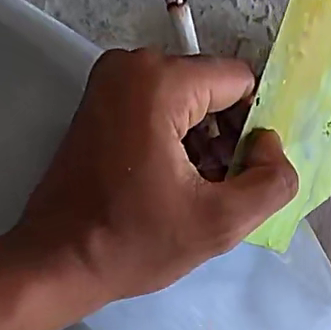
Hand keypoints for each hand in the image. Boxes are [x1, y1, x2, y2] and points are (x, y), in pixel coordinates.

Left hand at [10, 48, 296, 306]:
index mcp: (159, 81)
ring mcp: (105, 85)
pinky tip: (165, 188)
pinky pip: (154, 113)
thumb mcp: (221, 223)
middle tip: (212, 192)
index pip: (240, 83)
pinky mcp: (94, 109)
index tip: (236, 177)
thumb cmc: (133, 243)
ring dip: (199, 146)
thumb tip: (269, 146)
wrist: (57, 263)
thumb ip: (272, 181)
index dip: (252, 131)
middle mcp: (129, 66)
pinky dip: (170, 144)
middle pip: (210, 92)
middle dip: (224, 140)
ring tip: (189, 196)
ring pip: (184, 104)